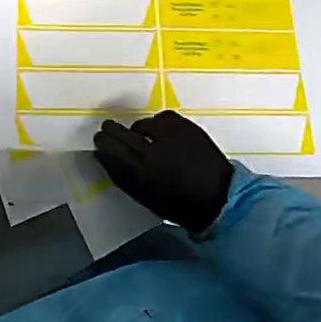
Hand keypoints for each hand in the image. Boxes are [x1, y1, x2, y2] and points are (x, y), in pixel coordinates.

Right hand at [92, 110, 234, 235]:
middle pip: (119, 131)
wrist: (219, 199)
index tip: (101, 141)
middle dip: (112, 131)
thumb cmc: (177, 204)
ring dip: (139, 130)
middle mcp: (153, 150)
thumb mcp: (143, 196)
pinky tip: (163, 133)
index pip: (109, 147)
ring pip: (141, 123)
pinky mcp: (188, 127)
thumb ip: (120, 175)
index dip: (101, 141)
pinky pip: (163, 117)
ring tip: (145, 138)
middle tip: (113, 134)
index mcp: (139, 171)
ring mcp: (172, 136)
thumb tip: (101, 155)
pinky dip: (160, 124)